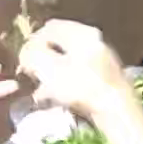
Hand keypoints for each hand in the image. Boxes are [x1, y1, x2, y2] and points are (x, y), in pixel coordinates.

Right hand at [17, 19, 138, 122]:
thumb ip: (32, 54)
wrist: (118, 115)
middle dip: (44, 61)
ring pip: (72, 66)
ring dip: (55, 77)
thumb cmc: (81, 88)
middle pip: (62, 47)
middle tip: (32, 76)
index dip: (32, 42)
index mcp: (83, 33)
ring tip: (42, 92)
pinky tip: (60, 101)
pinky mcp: (110, 84)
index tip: (24, 60)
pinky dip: (69, 88)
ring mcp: (106, 64)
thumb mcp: (47, 67)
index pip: (50, 28)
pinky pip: (84, 81)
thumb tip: (27, 53)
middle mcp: (97, 43)